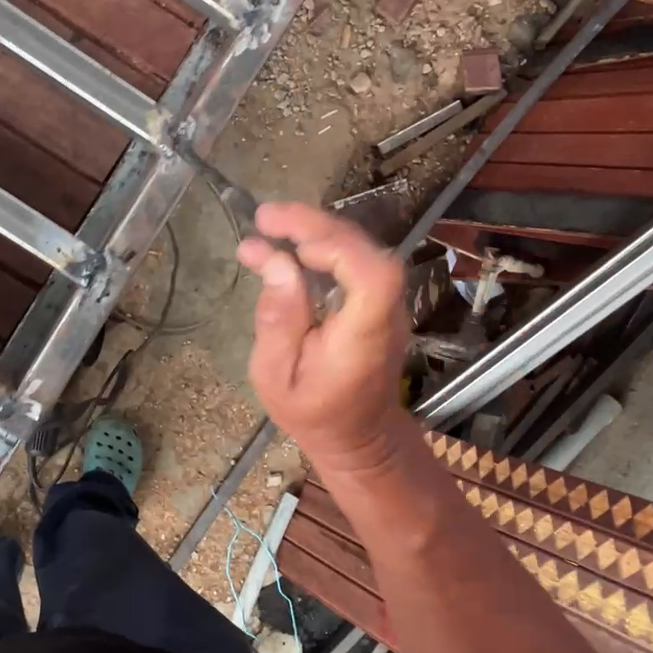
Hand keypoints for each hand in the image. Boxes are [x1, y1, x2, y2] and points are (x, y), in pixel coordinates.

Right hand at [236, 203, 409, 475]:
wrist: (358, 435)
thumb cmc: (311, 412)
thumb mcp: (274, 376)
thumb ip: (277, 318)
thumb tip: (276, 261)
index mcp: (362, 337)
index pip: (373, 276)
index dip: (338, 247)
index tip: (292, 246)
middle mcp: (385, 313)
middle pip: (364, 251)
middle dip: (313, 225)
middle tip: (263, 218)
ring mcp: (388, 303)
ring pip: (362, 248)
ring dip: (315, 229)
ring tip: (269, 226)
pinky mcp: (379, 298)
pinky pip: (356, 258)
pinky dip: (323, 243)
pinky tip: (291, 243)